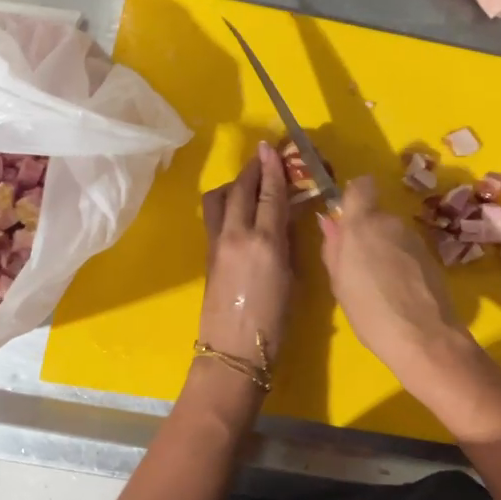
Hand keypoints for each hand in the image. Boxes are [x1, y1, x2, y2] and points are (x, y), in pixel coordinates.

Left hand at [199, 142, 293, 363]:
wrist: (234, 352)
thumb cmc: (273, 322)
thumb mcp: (292, 279)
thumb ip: (289, 243)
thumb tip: (287, 220)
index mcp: (265, 242)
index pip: (270, 193)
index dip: (273, 168)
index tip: (273, 147)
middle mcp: (237, 235)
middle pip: (242, 189)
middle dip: (254, 169)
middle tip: (265, 155)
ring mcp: (218, 243)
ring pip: (220, 198)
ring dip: (236, 184)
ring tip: (251, 183)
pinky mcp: (208, 255)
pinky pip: (216, 216)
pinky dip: (229, 203)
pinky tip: (241, 210)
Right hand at [320, 176, 470, 372]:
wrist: (423, 336)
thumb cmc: (369, 311)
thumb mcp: (340, 283)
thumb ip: (334, 248)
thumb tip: (330, 223)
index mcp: (362, 224)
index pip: (361, 186)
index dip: (353, 197)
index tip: (346, 219)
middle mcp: (391, 223)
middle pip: (376, 216)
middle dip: (367, 233)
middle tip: (357, 265)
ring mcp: (415, 238)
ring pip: (393, 234)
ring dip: (384, 249)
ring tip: (378, 284)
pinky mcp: (432, 256)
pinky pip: (407, 251)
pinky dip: (401, 263)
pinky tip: (399, 290)